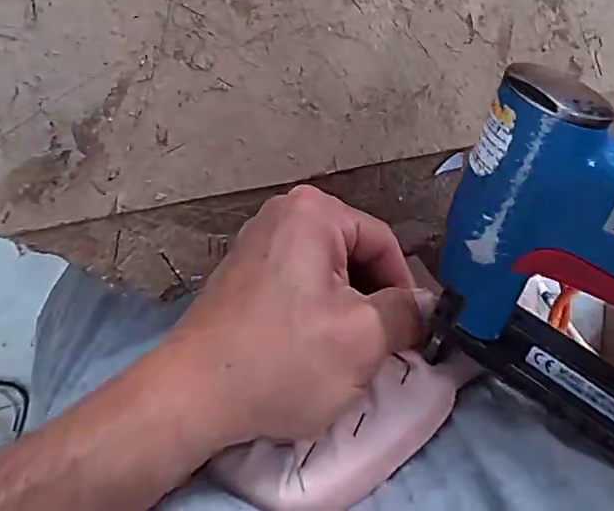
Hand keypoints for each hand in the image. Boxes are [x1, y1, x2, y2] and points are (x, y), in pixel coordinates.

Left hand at [153, 185, 428, 444]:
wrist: (184, 402)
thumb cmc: (280, 360)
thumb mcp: (364, 340)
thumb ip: (409, 313)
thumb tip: (428, 306)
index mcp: (315, 210)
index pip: (384, 243)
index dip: (404, 289)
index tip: (411, 328)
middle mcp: (284, 212)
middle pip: (355, 254)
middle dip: (371, 299)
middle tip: (378, 344)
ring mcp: (257, 240)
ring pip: (327, 271)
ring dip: (343, 308)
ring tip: (342, 351)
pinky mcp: (240, 271)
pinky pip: (297, 282)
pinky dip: (312, 311)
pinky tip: (307, 348)